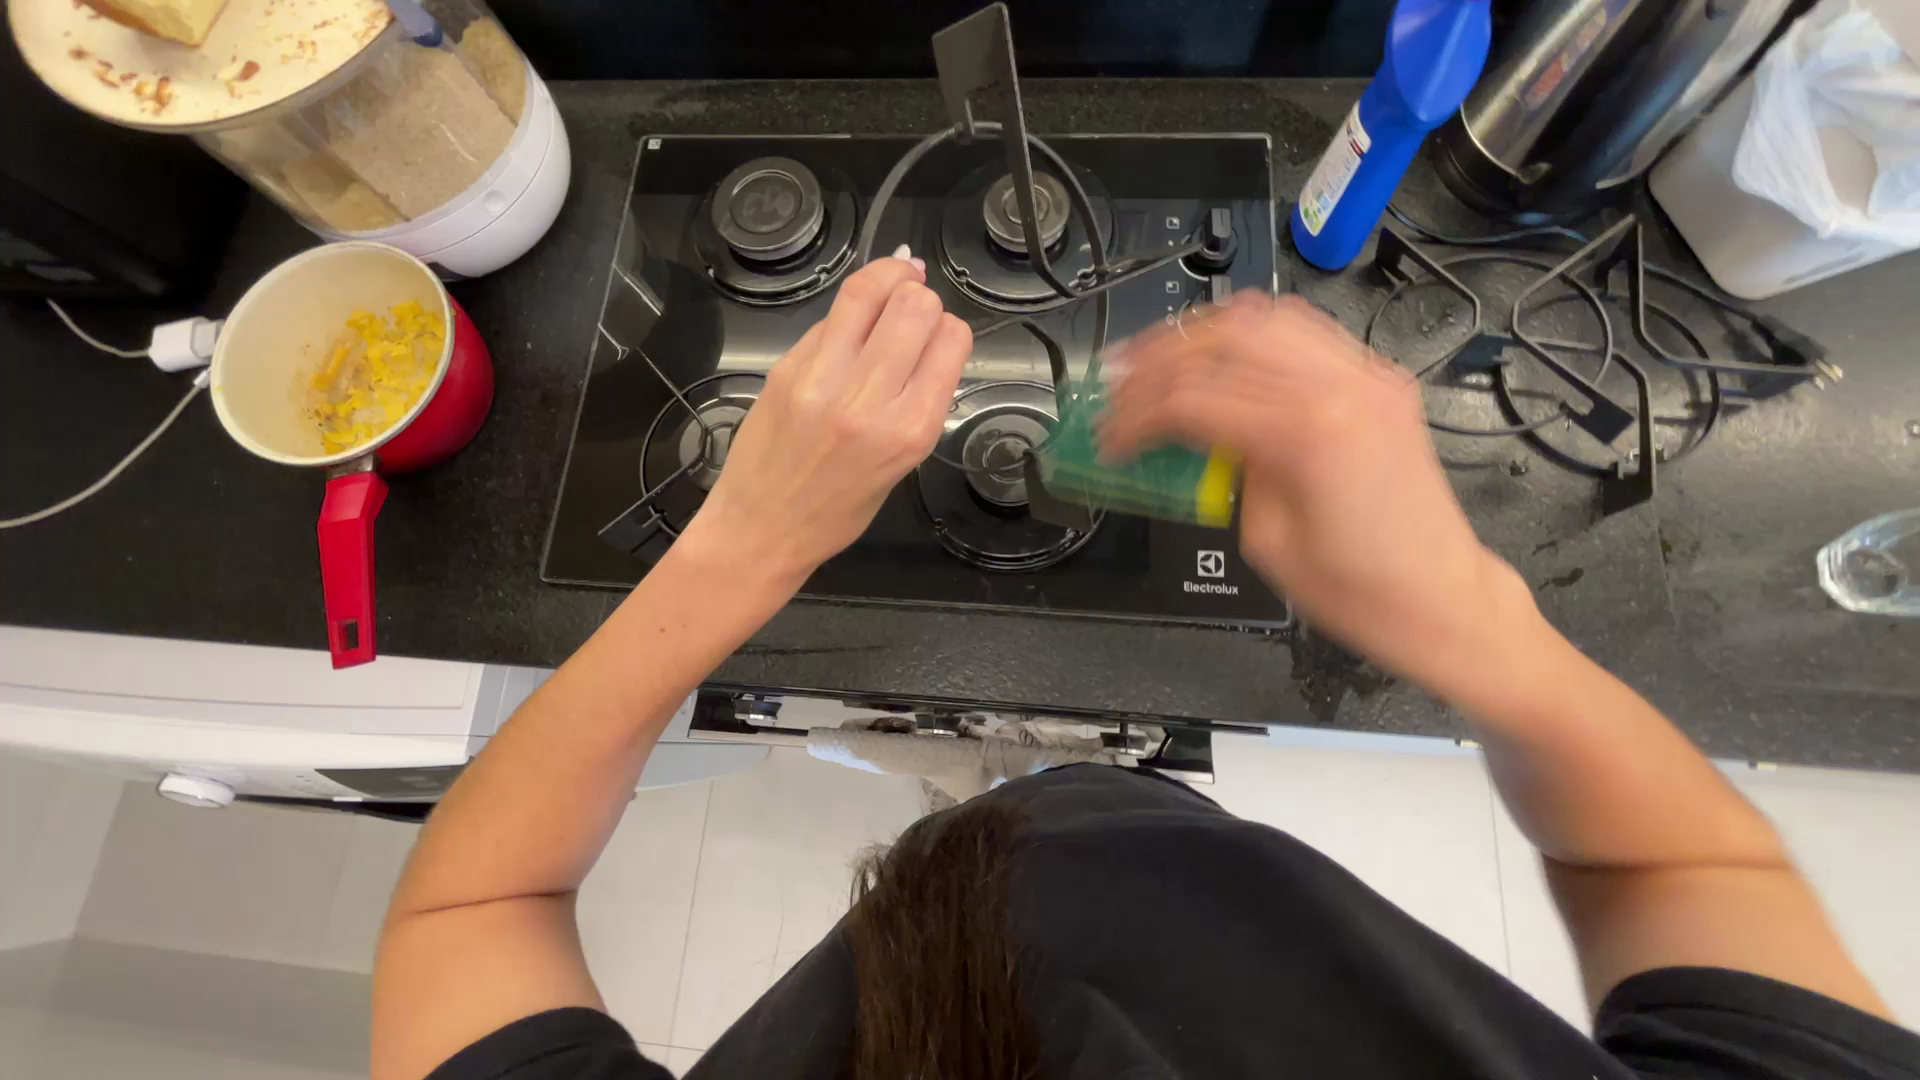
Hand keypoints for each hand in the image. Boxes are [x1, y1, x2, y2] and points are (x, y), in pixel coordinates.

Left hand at [680, 252, 972, 585]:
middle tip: (914, 307)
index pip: (950, 340)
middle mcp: (869, 401)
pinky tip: (854, 320)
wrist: (761, 530)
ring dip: (889, 277)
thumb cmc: (838, 513)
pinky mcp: (786, 368)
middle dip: (922, 296)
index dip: (950, 328)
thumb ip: (917, 401)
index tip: (940, 337)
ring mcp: (822, 380)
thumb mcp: (900, 467)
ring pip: (867, 292)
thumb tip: (930, 337)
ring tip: (895, 278)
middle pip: (914, 306)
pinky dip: (850, 310)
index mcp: (909, 431)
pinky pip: (830, 318)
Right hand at [1097, 292, 1534, 690]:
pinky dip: (1250, 334)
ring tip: (1161, 356)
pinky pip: (1303, 331)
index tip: (1109, 437)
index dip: (1135, 416)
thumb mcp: (1263, 538)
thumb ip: (1221, 473)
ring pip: (1263, 316)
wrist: (1439, 598)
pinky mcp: (1377, 381)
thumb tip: (1186, 440)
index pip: (1191, 398)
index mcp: (1307, 435)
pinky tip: (1222, 353)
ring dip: (1201, 333)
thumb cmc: (1360, 590)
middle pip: (1222, 339)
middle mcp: (1342, 388)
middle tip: (1120, 382)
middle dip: (1156, 358)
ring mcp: (1367, 376)